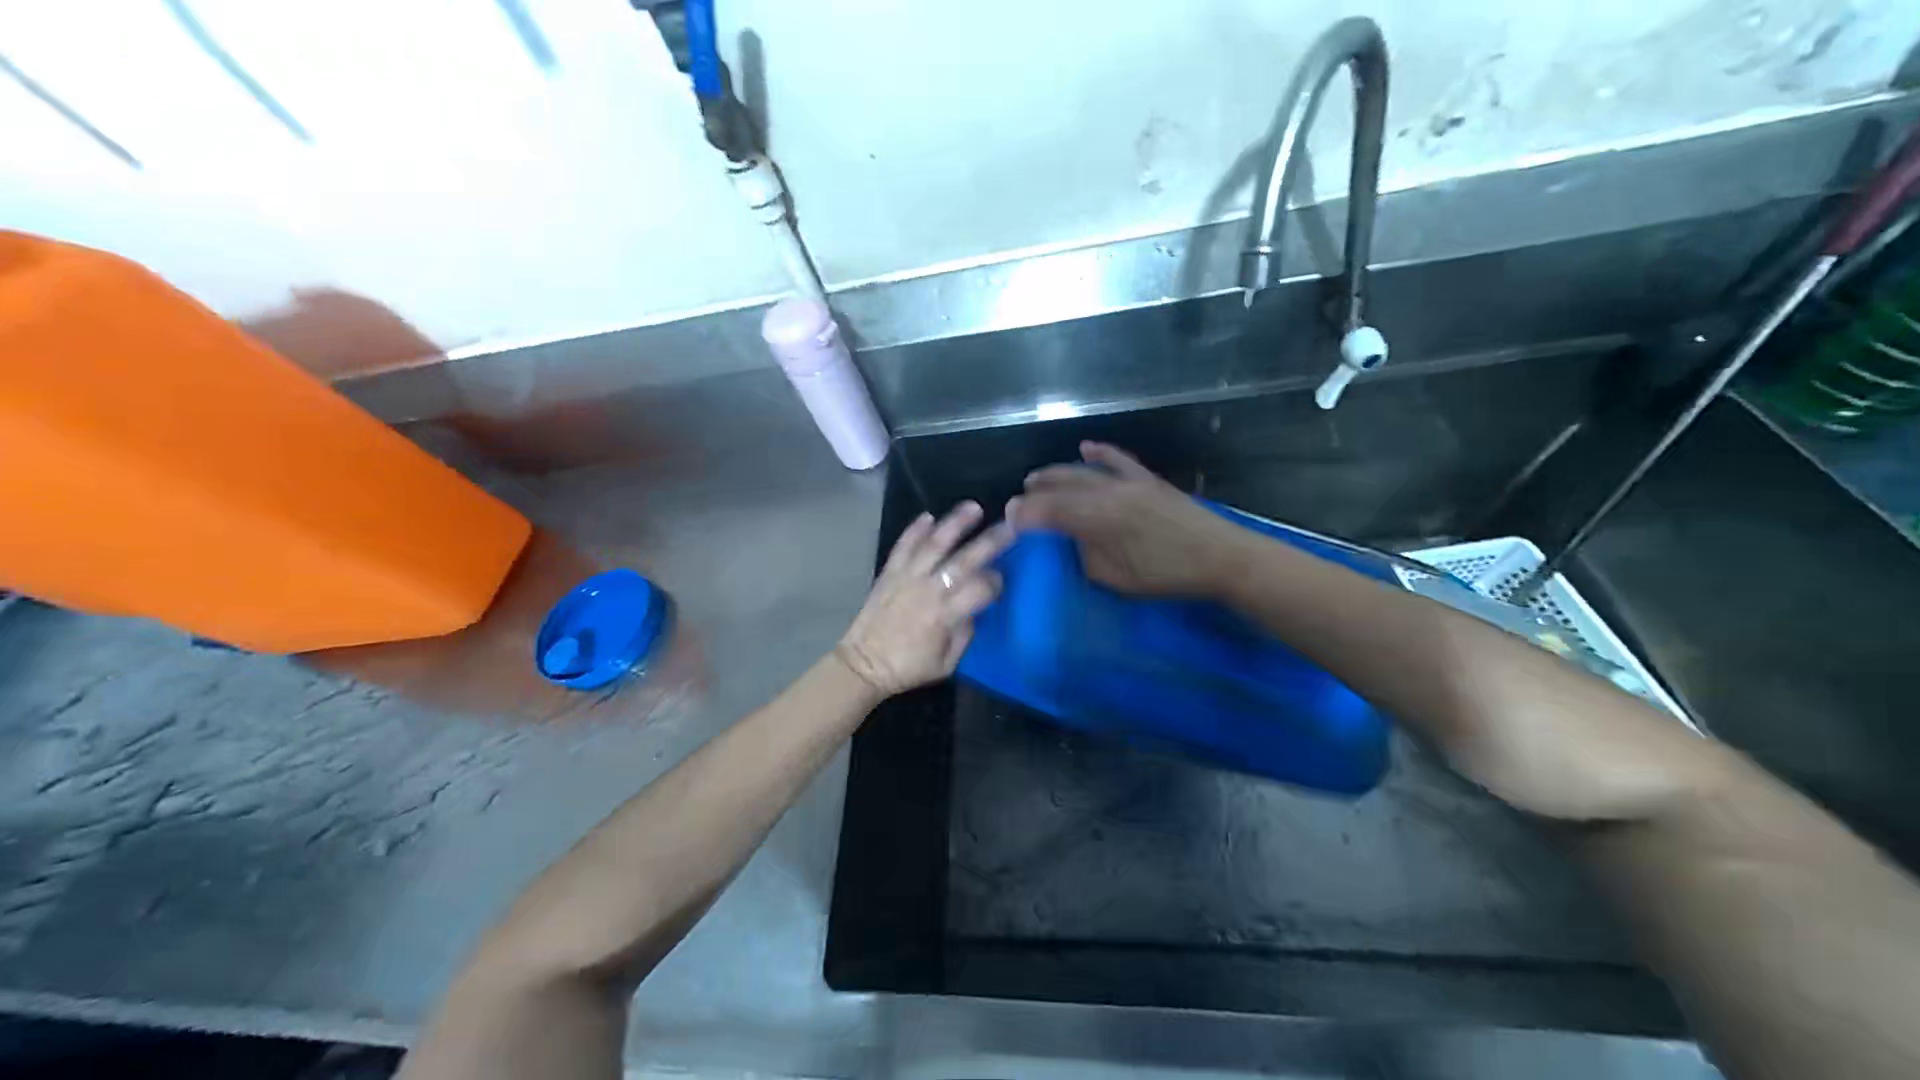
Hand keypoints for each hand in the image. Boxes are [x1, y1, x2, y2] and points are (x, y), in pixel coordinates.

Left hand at [836, 501, 1012, 696]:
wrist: (863, 664)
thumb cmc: (908, 667)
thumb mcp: (946, 663)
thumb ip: (965, 634)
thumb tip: (973, 609)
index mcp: (944, 616)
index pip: (979, 589)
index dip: (995, 582)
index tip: (1001, 578)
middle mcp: (928, 591)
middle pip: (963, 560)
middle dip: (988, 541)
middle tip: (1009, 526)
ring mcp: (906, 578)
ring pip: (933, 544)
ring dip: (954, 524)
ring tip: (973, 507)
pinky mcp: (889, 573)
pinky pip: (903, 546)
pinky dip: (915, 530)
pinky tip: (929, 516)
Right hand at [1008, 441, 1246, 596]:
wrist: (1220, 556)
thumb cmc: (1167, 575)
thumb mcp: (1117, 578)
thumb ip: (1087, 557)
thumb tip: (1073, 543)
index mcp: (1100, 518)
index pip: (1051, 511)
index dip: (1025, 514)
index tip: (1006, 520)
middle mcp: (1110, 492)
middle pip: (1063, 487)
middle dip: (1035, 493)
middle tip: (1017, 502)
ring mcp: (1130, 482)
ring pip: (1084, 472)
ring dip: (1057, 474)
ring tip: (1036, 479)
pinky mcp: (1148, 480)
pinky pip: (1118, 460)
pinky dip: (1100, 453)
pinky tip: (1085, 448)